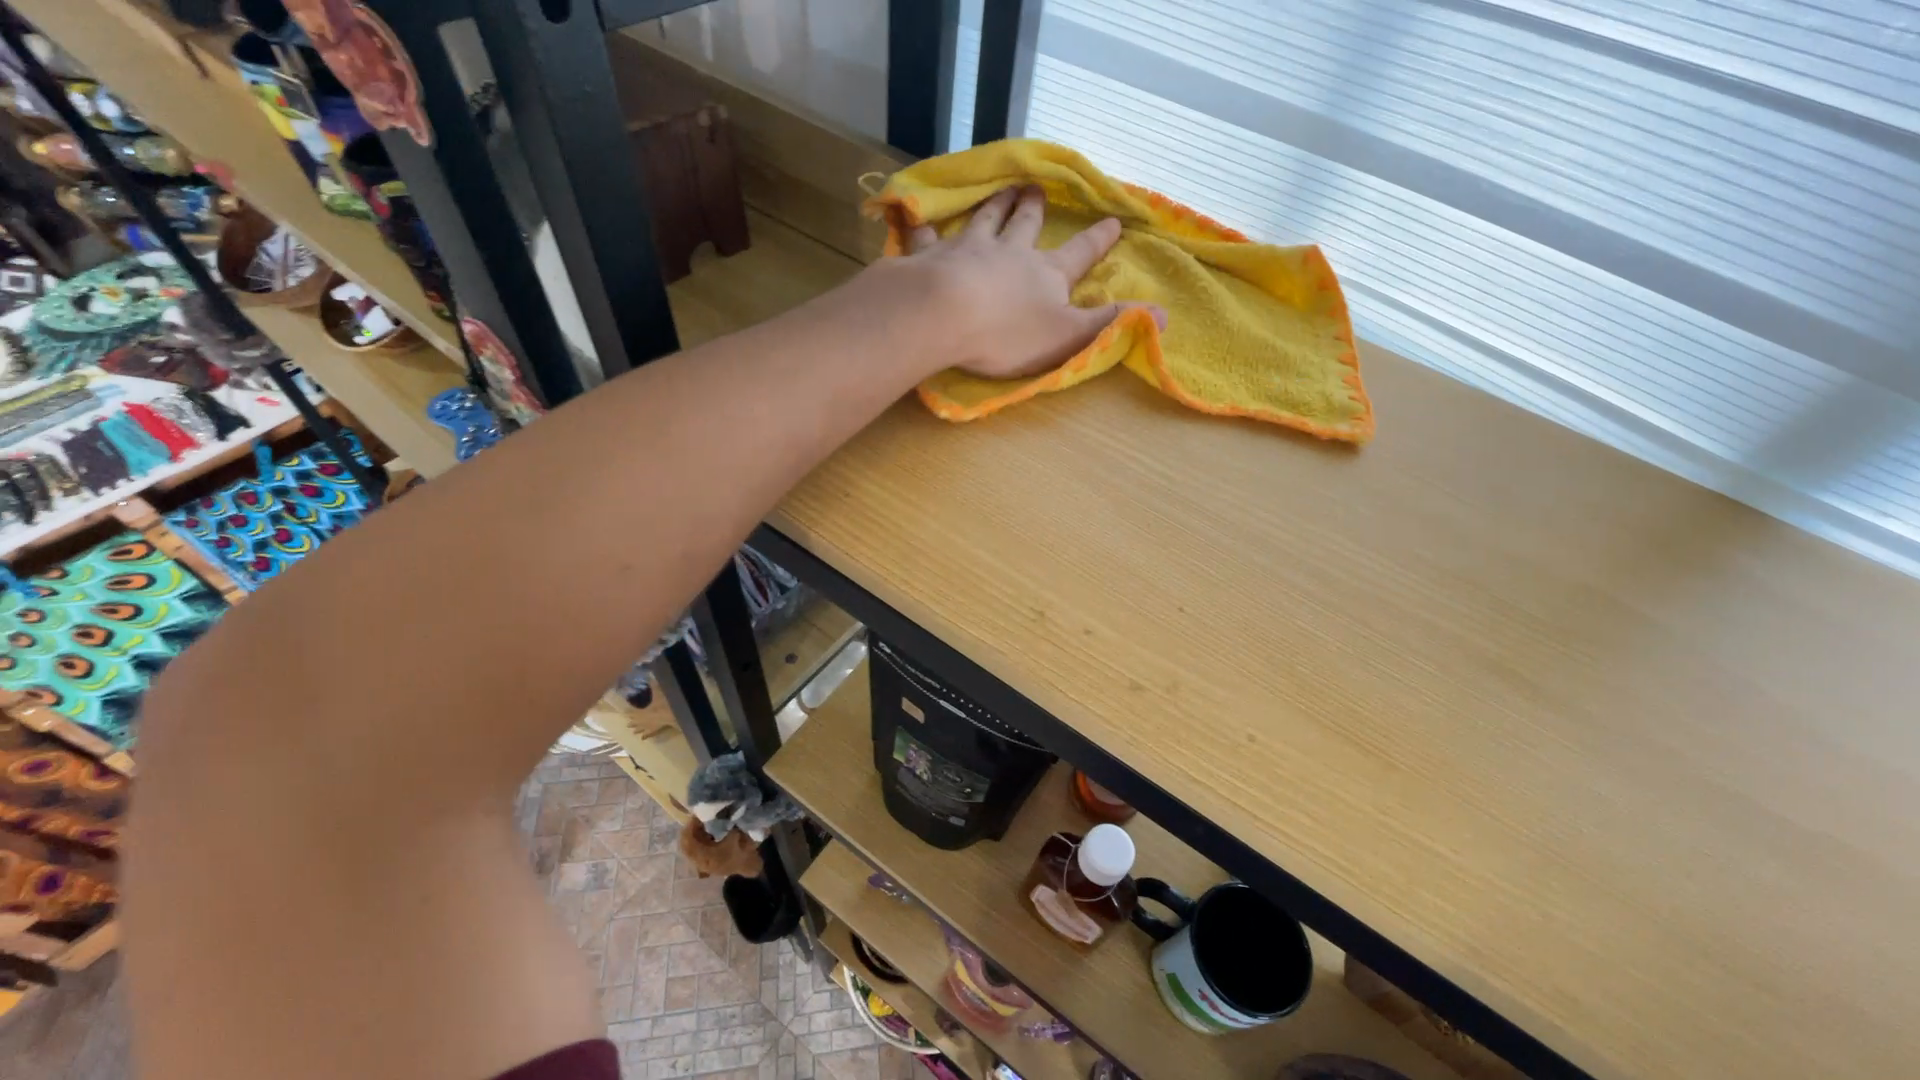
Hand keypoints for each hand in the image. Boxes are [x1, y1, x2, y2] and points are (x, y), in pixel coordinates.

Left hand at [864, 185, 1165, 380]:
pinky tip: (918, 214)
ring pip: (983, 219)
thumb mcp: (1068, 336)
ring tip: (1001, 189)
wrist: (943, 315)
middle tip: (1036, 189)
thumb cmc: (1007, 333)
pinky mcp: (928, 256)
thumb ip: (1110, 324)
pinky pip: (926, 234)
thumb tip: (1164, 314)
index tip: (1112, 222)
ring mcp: (967, 249)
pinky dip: (924, 223)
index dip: (1097, 240)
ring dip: (994, 204)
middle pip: (1024, 224)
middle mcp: (1009, 252)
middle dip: (1033, 208)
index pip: (1079, 254)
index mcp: (1045, 274)